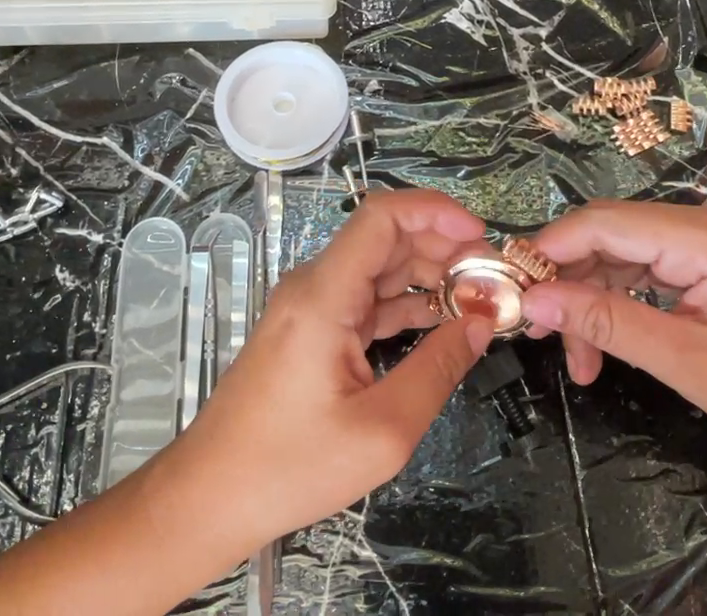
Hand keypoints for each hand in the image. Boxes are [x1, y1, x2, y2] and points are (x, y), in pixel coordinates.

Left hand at [165, 188, 494, 547]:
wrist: (212, 495)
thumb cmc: (290, 467)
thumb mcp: (383, 430)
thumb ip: (438, 369)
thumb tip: (481, 323)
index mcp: (323, 295)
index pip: (381, 216)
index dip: (435, 212)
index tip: (481, 237)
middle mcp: (315, 286)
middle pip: (386, 238)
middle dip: (445, 247)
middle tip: (494, 278)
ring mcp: (311, 307)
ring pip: (380, 268)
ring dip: (430, 276)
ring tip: (480, 299)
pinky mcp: (313, 331)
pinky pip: (368, 300)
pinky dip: (407, 304)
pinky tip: (445, 320)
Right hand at [520, 200, 706, 450]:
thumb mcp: (685, 361)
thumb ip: (607, 323)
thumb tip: (535, 300)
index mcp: (706, 238)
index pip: (605, 223)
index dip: (551, 248)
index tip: (510, 285)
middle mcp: (700, 224)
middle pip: (606, 237)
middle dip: (567, 283)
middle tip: (537, 332)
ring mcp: (700, 240)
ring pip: (615, 256)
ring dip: (588, 303)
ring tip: (576, 361)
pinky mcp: (698, 261)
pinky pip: (638, 271)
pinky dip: (613, 306)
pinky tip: (599, 348)